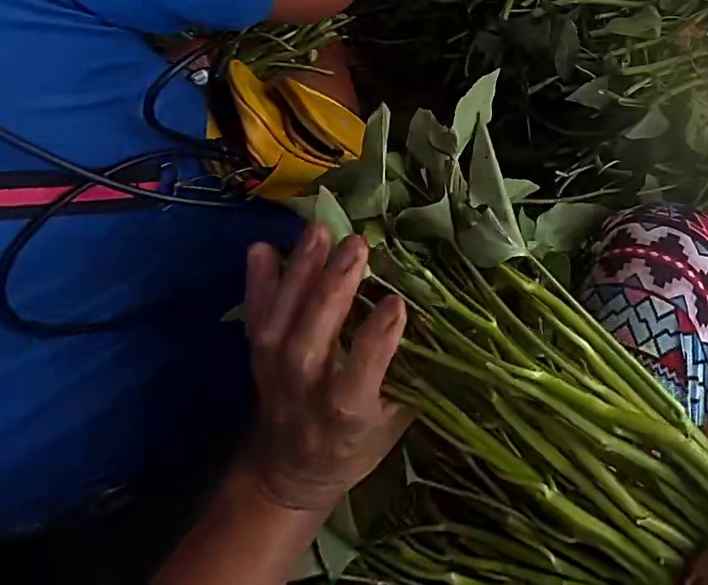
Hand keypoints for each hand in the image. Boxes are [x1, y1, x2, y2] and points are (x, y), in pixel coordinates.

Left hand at [235, 222, 412, 513]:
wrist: (286, 477)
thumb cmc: (356, 445)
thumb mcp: (395, 423)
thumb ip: (416, 377)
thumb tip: (454, 324)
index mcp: (347, 415)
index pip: (360, 376)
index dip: (376, 340)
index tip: (397, 302)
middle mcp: (305, 394)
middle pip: (312, 341)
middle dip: (333, 291)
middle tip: (357, 244)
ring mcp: (274, 376)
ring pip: (280, 324)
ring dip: (299, 275)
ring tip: (319, 231)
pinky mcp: (256, 360)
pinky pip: (253, 319)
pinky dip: (257, 284)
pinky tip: (262, 247)